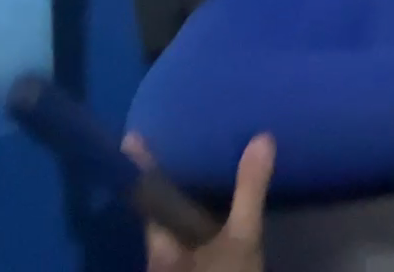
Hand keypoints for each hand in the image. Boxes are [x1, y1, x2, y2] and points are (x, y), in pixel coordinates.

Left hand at [123, 133, 274, 271]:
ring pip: (174, 225)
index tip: (132, 135)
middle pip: (158, 209)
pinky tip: (220, 205)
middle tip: (181, 141)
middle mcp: (160, 255)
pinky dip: (201, 214)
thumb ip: (248, 191)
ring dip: (186, 197)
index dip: (141, 165)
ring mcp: (175, 268)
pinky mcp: (193, 271)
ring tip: (203, 164)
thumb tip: (261, 137)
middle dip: (168, 178)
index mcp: (161, 244)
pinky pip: (191, 236)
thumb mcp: (241, 242)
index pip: (146, 194)